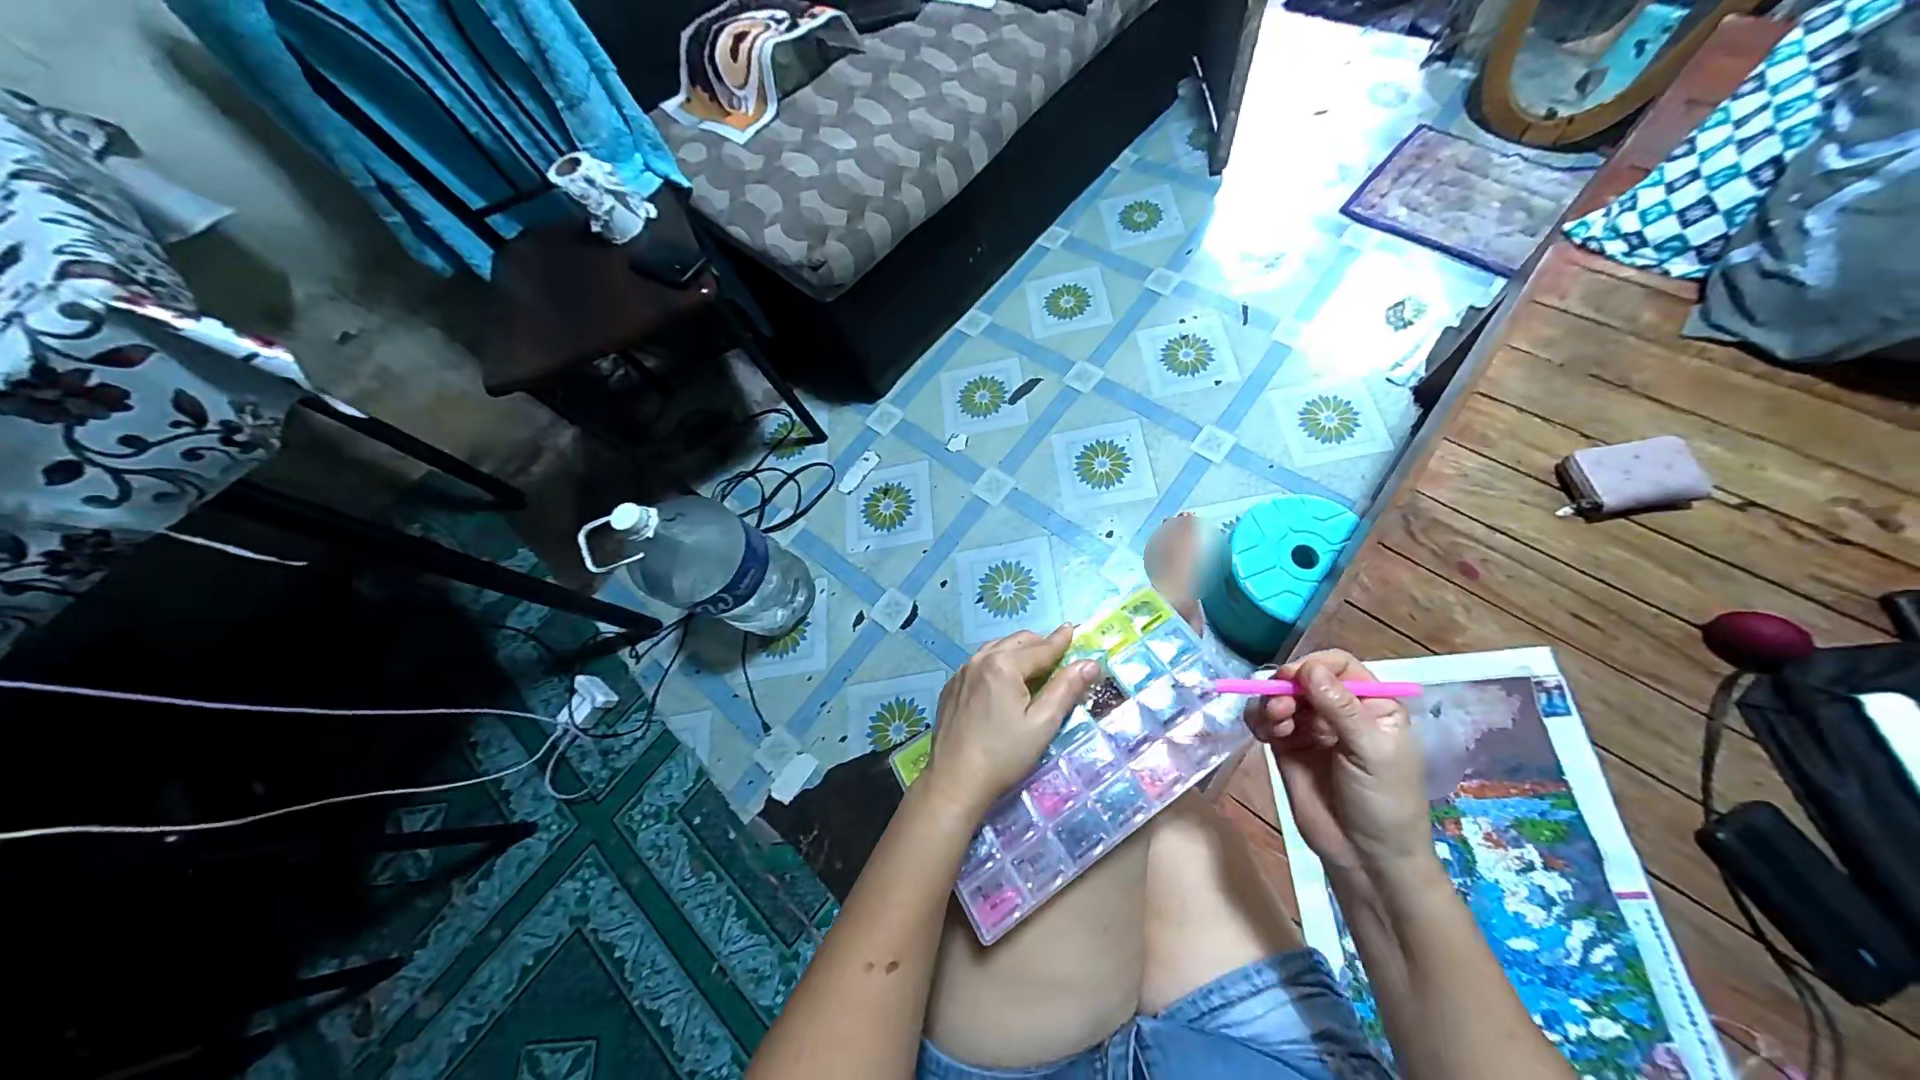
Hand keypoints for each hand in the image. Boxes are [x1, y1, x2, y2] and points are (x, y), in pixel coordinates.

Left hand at [924, 625, 1100, 819]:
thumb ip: (1066, 689)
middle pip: (1017, 641)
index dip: (1060, 641)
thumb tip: (1089, 664)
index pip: (1041, 648)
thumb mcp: (1042, 724)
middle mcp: (980, 660)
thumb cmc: (1003, 755)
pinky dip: (996, 662)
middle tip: (1057, 651)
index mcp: (1004, 665)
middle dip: (1039, 643)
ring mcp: (961, 673)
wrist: (954, 781)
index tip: (1073, 629)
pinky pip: (979, 663)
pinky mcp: (951, 687)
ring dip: (1017, 650)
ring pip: (996, 648)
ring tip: (1033, 662)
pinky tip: (1003, 679)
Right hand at [1246, 650, 1429, 872]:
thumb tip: (1308, 668)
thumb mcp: (1372, 752)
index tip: (1296, 679)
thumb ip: (1340, 708)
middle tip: (1280, 707)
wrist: (1364, 856)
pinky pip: (1265, 720)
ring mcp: (1311, 728)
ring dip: (1270, 702)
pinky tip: (1264, 732)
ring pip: (1280, 696)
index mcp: (1372, 705)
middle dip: (1287, 686)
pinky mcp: (1286, 746)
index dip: (1315, 666)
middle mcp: (1339, 710)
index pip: (1339, 666)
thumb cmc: (1384, 802)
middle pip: (1304, 678)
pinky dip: (1258, 719)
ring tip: (1274, 724)